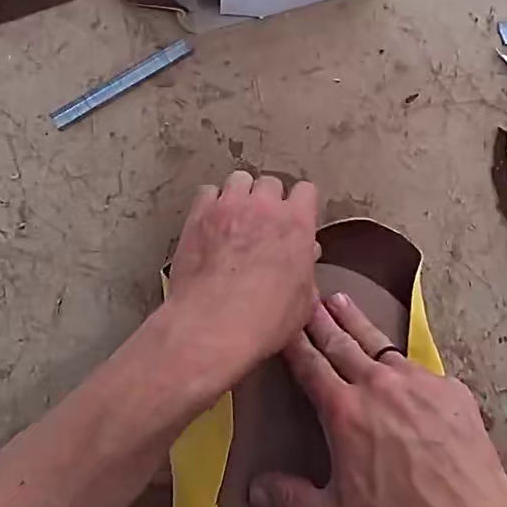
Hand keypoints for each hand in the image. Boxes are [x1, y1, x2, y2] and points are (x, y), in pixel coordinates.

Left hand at [162, 171, 320, 384]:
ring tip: (235, 214)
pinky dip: (210, 203)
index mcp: (297, 223)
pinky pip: (206, 192)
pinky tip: (210, 221)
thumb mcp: (303, 301)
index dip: (300, 203)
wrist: (214, 326)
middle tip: (263, 219)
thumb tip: (304, 262)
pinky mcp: (199, 216)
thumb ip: (306, 272)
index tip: (296, 215)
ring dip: (240, 194)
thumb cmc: (263, 318)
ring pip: (239, 180)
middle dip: (268, 198)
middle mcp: (266, 207)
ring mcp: (230, 207)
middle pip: (271, 182)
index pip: (306, 191)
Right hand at [251, 295, 506, 506]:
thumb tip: (256, 486)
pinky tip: (399, 366)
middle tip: (312, 294)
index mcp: (346, 413)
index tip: (284, 321)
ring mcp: (421, 382)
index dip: (295, 342)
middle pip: (344, 343)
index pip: (311, 366)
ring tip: (344, 304)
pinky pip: (419, 370)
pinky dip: (401, 364)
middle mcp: (381, 385)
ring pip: (382, 345)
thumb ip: (290, 502)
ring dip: (359, 324)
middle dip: (324, 319)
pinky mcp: (452, 388)